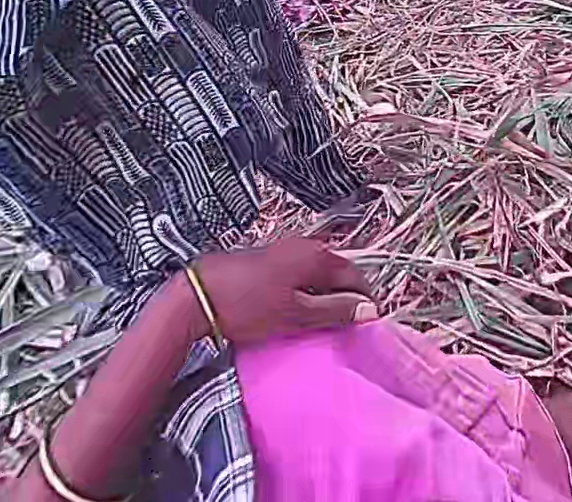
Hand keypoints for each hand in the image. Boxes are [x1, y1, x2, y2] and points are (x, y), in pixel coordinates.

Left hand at [189, 237, 376, 344]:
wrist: (202, 292)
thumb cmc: (251, 305)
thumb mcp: (296, 314)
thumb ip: (334, 310)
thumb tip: (369, 309)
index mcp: (317, 256)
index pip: (356, 276)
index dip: (366, 300)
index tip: (370, 324)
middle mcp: (307, 246)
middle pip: (340, 271)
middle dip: (349, 296)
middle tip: (351, 326)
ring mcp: (289, 249)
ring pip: (322, 272)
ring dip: (330, 293)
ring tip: (330, 322)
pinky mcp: (274, 258)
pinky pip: (306, 272)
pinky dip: (313, 289)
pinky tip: (306, 309)